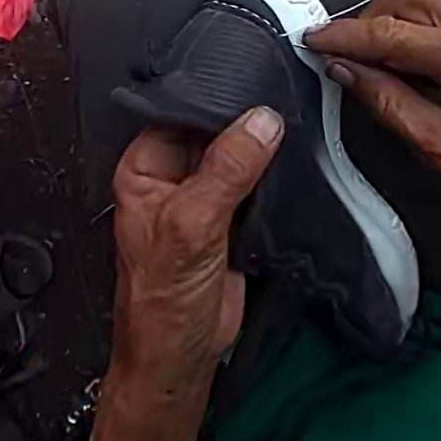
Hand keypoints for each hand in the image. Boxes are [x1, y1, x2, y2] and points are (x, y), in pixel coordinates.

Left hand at [88, 107, 283, 440]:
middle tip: (282, 96)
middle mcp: (174, 175)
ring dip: (263, 144)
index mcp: (146, 167)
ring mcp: (205, 194)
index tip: (255, 80)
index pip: (183, 112)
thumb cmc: (163, 301)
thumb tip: (262, 121)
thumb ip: (226, 171)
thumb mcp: (192, 227)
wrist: (184, 359)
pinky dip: (274, 170)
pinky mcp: (233, 214)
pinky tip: (293, 155)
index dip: (217, 97)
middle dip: (245, 118)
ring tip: (292, 119)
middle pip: (213, 129)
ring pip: (237, 153)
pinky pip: (256, 179)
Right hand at [304, 0, 440, 222]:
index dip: (343, 35)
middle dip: (368, 21)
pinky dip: (420, 19)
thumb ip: (388, 103)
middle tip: (356, 57)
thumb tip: (346, 70)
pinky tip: (425, 53)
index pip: (389, 33)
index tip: (316, 40)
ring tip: (395, 61)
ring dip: (393, 19)